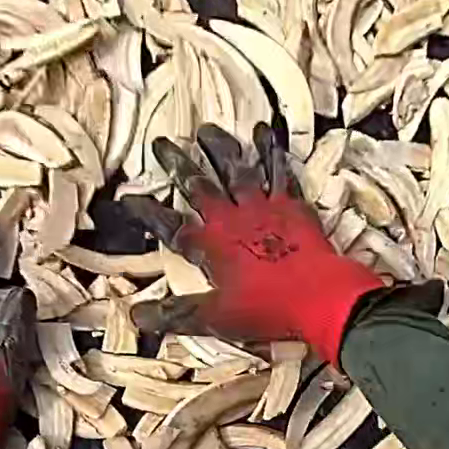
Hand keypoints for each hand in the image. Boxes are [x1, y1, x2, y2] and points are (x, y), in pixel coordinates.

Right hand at [125, 123, 384, 365]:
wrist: (320, 297)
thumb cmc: (267, 308)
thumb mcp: (216, 317)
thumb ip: (176, 313)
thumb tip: (136, 316)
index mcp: (210, 245)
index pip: (170, 225)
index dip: (148, 211)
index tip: (128, 198)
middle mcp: (232, 219)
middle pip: (199, 185)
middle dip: (179, 164)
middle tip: (162, 143)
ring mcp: (263, 208)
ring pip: (236, 169)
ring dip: (219, 149)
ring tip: (206, 130)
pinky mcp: (291, 206)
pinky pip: (277, 171)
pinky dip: (269, 151)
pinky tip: (263, 132)